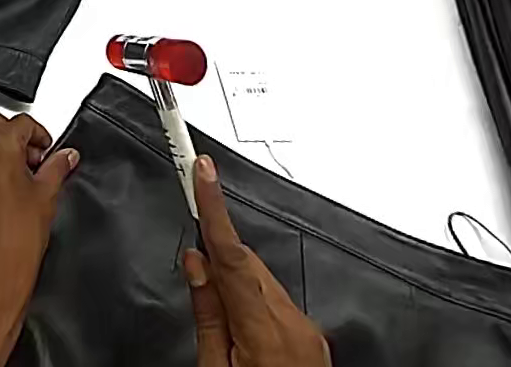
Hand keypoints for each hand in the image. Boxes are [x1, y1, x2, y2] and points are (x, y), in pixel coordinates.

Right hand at [186, 155, 331, 366]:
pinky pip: (276, 301)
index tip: (202, 169)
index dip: (213, 206)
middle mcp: (295, 326)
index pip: (232, 253)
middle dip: (219, 260)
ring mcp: (309, 334)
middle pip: (246, 264)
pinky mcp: (314, 341)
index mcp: (266, 334)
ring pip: (260, 280)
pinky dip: (254, 302)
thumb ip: (207, 314)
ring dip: (236, 285)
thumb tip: (196, 263)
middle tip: (197, 278)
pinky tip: (244, 334)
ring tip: (224, 328)